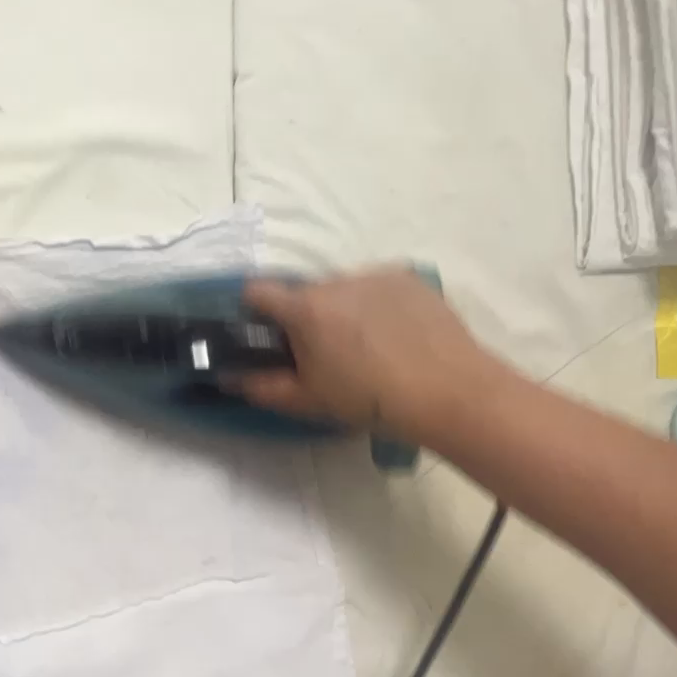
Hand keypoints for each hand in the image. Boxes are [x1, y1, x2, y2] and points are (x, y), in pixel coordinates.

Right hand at [238, 266, 503, 438]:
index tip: (264, 334)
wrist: (448, 392)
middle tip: (324, 356)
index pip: (257, 291)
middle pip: (305, 293)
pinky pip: (378, 287)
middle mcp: (336, 281)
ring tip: (368, 348)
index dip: (253, 310)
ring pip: (343, 290)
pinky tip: (396, 336)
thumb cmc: (368, 400)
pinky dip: (377, 306)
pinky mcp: (410, 277)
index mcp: (304, 309)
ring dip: (343, 311)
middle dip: (305, 318)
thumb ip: (260, 386)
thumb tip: (227, 376)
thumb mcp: (307, 401)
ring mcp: (376, 275)